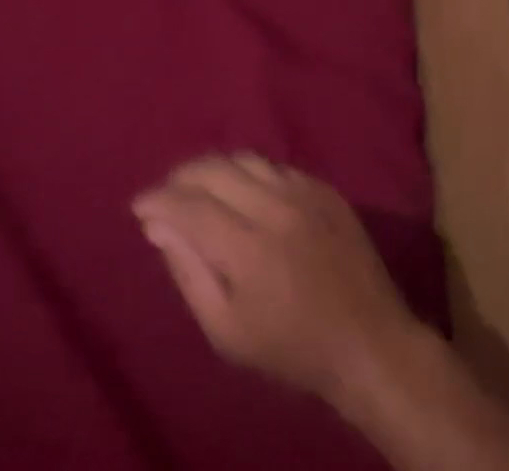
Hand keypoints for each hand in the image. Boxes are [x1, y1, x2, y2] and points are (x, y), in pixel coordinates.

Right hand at [132, 154, 424, 402]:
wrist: (369, 344)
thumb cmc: (291, 348)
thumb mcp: (226, 330)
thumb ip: (188, 273)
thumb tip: (159, 226)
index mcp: (247, 247)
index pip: (188, 205)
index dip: (158, 201)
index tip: (140, 207)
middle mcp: (276, 208)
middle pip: (214, 169)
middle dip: (180, 178)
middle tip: (166, 197)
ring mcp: (306, 195)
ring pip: (246, 160)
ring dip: (215, 171)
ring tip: (200, 191)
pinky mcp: (328, 192)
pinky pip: (277, 168)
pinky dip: (250, 175)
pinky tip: (244, 195)